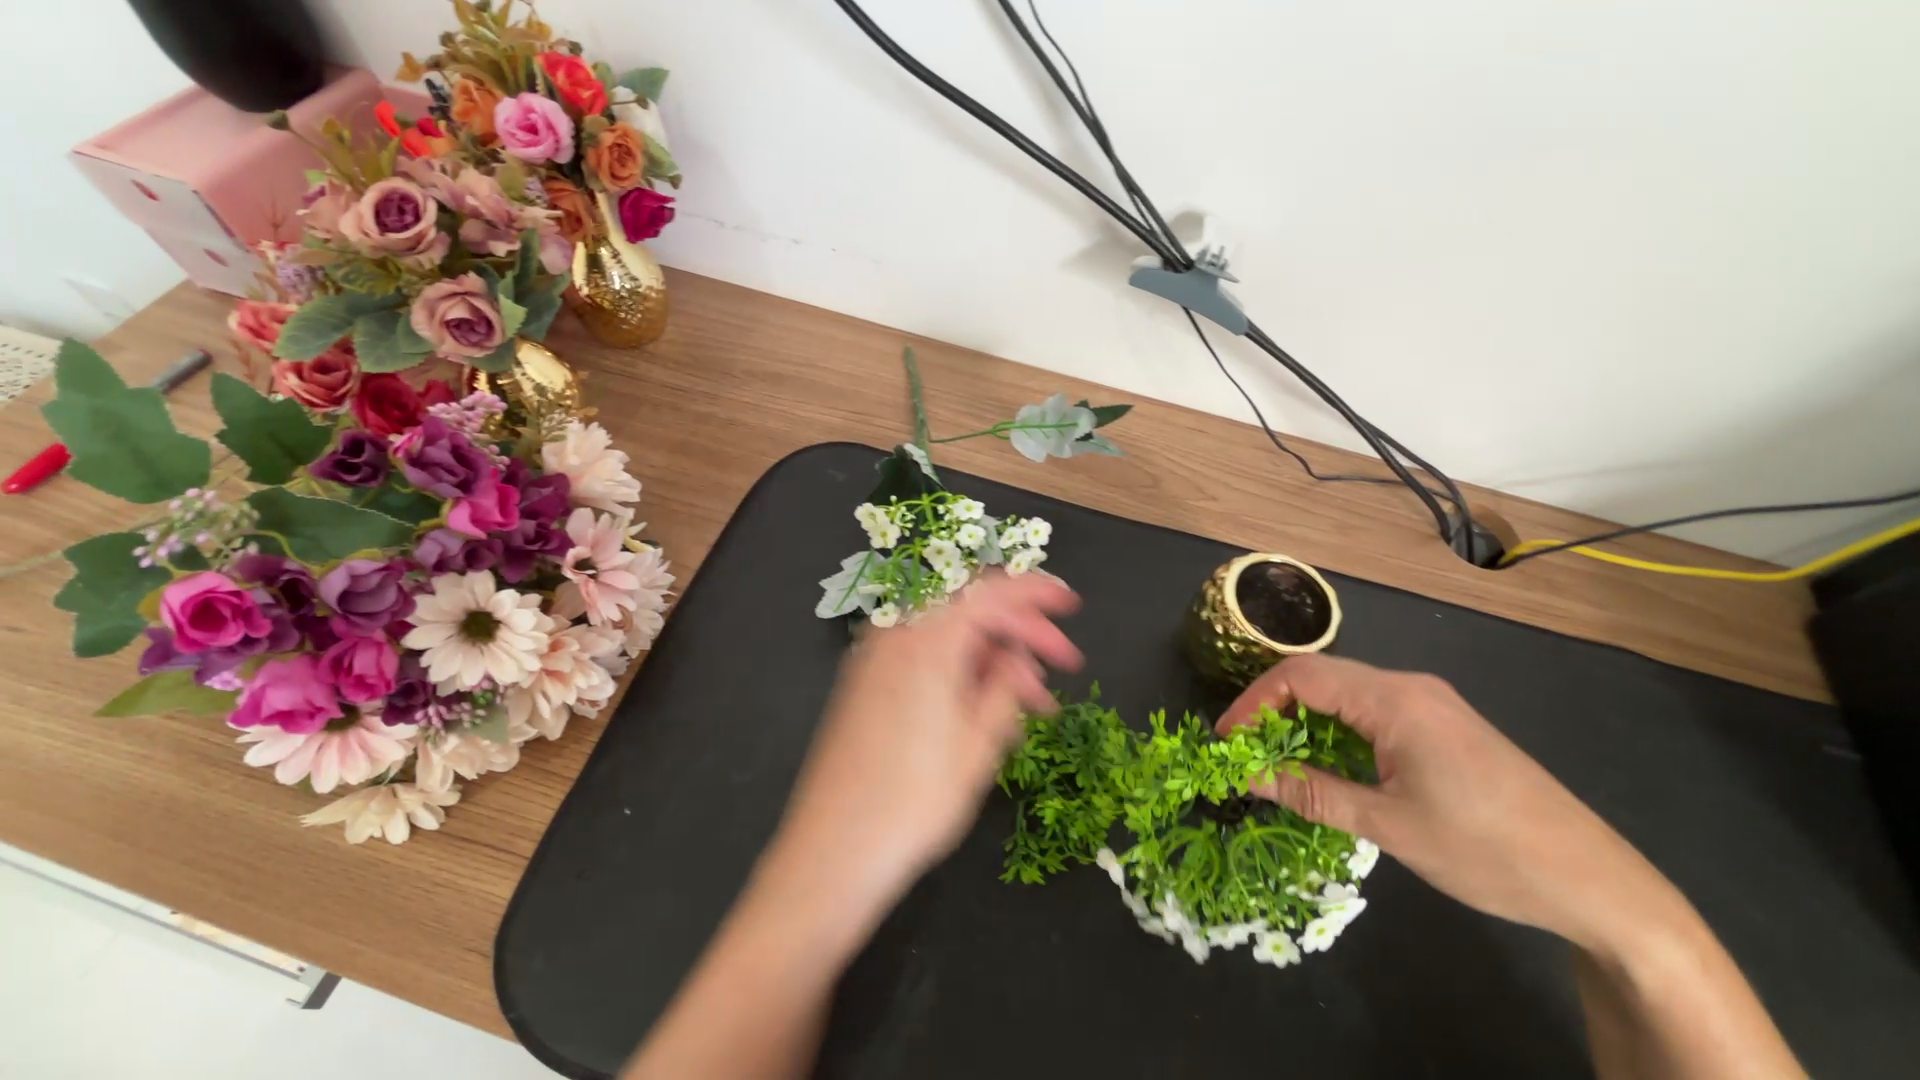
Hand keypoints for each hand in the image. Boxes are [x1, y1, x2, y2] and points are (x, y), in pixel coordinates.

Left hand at [773, 574, 1082, 906]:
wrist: (833, 850)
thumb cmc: (914, 802)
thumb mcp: (979, 745)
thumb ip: (1005, 684)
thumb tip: (1019, 653)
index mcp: (926, 643)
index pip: (989, 592)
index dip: (1035, 592)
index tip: (1070, 604)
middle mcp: (896, 638)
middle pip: (968, 608)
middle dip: (1019, 631)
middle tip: (1060, 666)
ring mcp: (875, 661)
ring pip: (948, 636)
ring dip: (992, 657)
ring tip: (1030, 703)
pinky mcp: (866, 685)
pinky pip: (924, 658)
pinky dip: (960, 670)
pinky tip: (985, 709)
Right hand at [1216, 654, 1681, 951]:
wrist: (1595, 881)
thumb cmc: (1486, 851)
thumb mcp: (1388, 826)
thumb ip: (1312, 793)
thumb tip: (1247, 776)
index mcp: (1397, 700)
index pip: (1303, 677)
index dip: (1253, 703)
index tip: (1224, 742)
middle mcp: (1413, 688)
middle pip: (1322, 678)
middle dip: (1273, 711)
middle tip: (1243, 755)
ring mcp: (1433, 705)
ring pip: (1347, 695)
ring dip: (1304, 722)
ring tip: (1274, 763)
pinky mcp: (1446, 727)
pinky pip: (1374, 713)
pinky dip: (1337, 732)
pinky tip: (1327, 766)